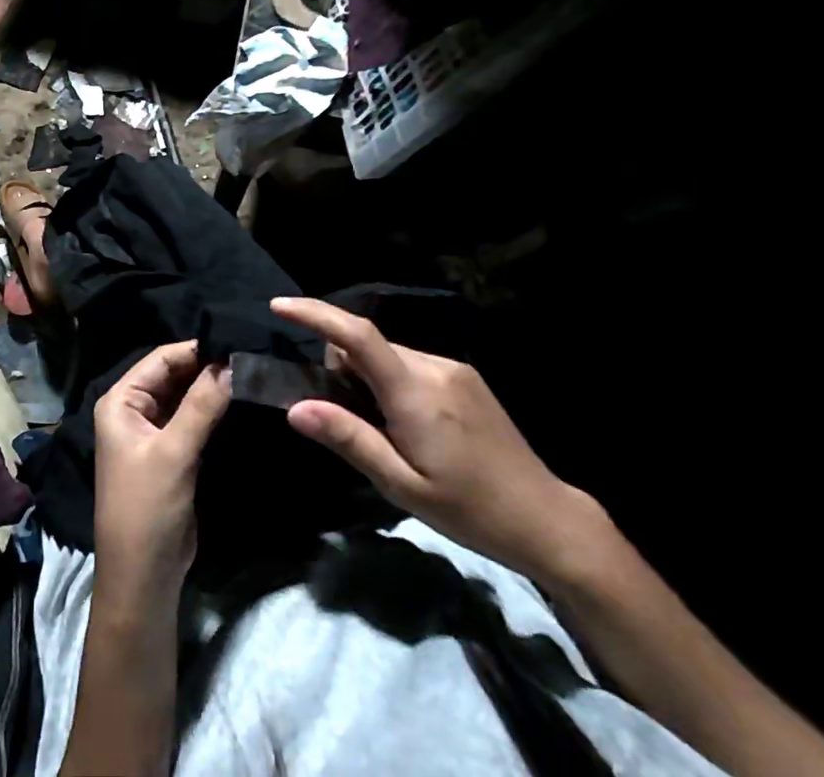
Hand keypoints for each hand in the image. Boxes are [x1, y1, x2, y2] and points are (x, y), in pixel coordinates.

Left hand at [91, 342, 231, 601]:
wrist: (143, 573)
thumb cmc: (147, 507)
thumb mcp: (174, 452)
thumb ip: (201, 405)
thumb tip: (231, 362)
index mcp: (121, 402)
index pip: (161, 359)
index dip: (197, 349)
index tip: (239, 341)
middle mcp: (133, 410)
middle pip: (173, 375)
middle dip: (208, 367)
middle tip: (253, 356)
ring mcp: (153, 432)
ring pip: (185, 397)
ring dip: (212, 388)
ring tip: (254, 372)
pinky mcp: (171, 452)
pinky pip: (192, 419)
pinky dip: (212, 410)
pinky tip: (241, 401)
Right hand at [270, 298, 607, 584]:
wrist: (543, 517)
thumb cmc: (467, 509)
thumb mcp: (400, 483)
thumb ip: (348, 439)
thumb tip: (295, 408)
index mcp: (415, 393)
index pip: (358, 337)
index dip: (316, 315)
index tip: (279, 306)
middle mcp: (435, 368)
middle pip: (369, 348)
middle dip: (341, 370)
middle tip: (344, 422)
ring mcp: (455, 370)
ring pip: (389, 357)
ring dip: (368, 379)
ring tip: (382, 434)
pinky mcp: (467, 379)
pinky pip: (411, 366)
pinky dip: (392, 383)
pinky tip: (406, 427)